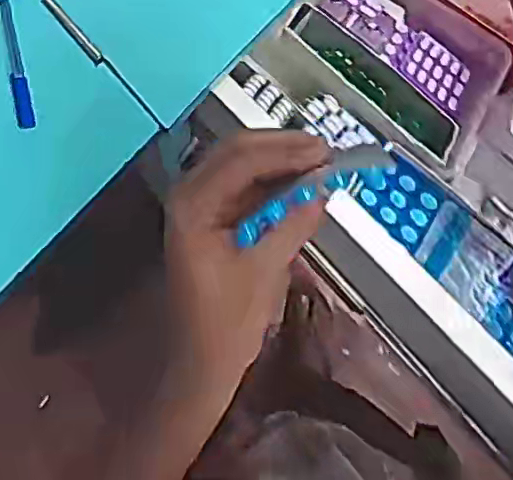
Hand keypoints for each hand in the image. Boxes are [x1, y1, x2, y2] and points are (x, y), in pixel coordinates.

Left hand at [164, 131, 331, 389]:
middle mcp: (189, 193)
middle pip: (237, 151)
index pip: (240, 161)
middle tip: (323, 149)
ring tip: (318, 159)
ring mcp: (198, 200)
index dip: (283, 151)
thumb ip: (291, 227)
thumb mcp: (263, 274)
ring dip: (279, 159)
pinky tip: (299, 179)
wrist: (200, 365)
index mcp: (192, 204)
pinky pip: (243, 183)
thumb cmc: (224, 326)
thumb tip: (321, 193)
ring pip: (241, 162)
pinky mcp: (211, 212)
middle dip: (282, 147)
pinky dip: (272, 179)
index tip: (320, 150)